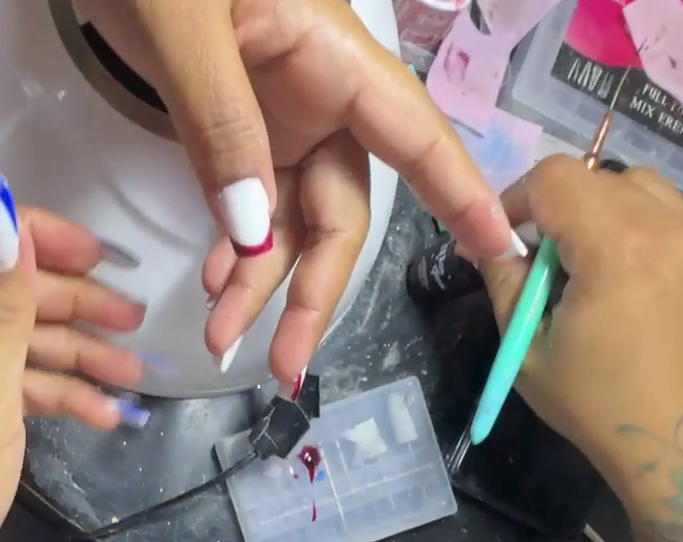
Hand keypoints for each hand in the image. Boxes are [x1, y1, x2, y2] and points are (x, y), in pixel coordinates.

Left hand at [0, 177, 132, 541]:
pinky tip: (107, 414)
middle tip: (134, 320)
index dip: (34, 236)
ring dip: (76, 354)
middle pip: (1, 289)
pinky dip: (57, 394)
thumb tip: (5, 207)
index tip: (99, 255)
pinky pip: (14, 382)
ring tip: (135, 370)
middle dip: (70, 304)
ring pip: (17, 339)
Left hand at [80, 0, 518, 384]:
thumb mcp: (182, 26)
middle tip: (280, 366)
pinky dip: (234, 255)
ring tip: (219, 337)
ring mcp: (274, 120)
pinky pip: (247, 211)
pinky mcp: (232, 135)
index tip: (500, 252)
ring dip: (260, 289)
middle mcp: (316, 97)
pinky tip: (213, 286)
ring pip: (289, 226)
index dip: (460, 196)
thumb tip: (259, 236)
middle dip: (312, 294)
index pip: (414, 136)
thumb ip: (222, 126)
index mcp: (329, 56)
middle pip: (340, 214)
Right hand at [479, 158, 682, 498]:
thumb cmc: (592, 402)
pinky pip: (661, 210)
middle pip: (593, 177)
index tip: (500, 238)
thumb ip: (504, 282)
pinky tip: (613, 276)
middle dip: (551, 207)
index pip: (556, 178)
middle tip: (533, 261)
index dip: (515, 198)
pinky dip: (626, 223)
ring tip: (576, 266)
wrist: (678, 438)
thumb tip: (482, 240)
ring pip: (633, 185)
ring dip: (592, 210)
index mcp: (614, 249)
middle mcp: (665, 226)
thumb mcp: (526, 349)